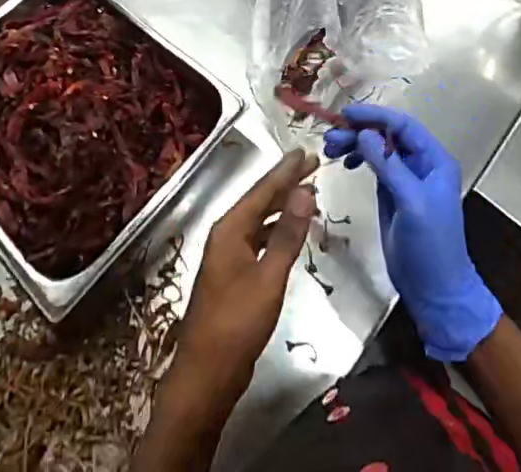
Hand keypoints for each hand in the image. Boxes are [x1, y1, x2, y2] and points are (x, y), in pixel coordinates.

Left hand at [141, 149, 317, 463]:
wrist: (207, 369)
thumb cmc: (237, 322)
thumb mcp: (268, 278)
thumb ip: (286, 236)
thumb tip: (303, 192)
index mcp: (229, 229)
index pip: (261, 191)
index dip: (285, 171)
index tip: (306, 152)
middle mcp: (225, 234)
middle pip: (258, 201)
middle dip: (284, 184)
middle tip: (312, 166)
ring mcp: (228, 254)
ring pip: (258, 220)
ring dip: (281, 207)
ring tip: (308, 195)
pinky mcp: (234, 274)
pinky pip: (257, 239)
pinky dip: (276, 231)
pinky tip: (290, 234)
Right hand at [323, 104, 500, 360]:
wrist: (436, 289)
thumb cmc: (430, 245)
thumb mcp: (410, 202)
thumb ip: (388, 166)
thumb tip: (363, 133)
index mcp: (434, 161)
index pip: (402, 126)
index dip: (374, 116)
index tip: (345, 115)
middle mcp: (421, 164)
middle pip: (386, 135)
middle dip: (358, 132)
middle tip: (329, 138)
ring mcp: (406, 178)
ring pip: (377, 148)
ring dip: (353, 143)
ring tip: (329, 149)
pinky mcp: (392, 192)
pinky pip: (373, 164)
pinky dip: (357, 158)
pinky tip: (344, 162)